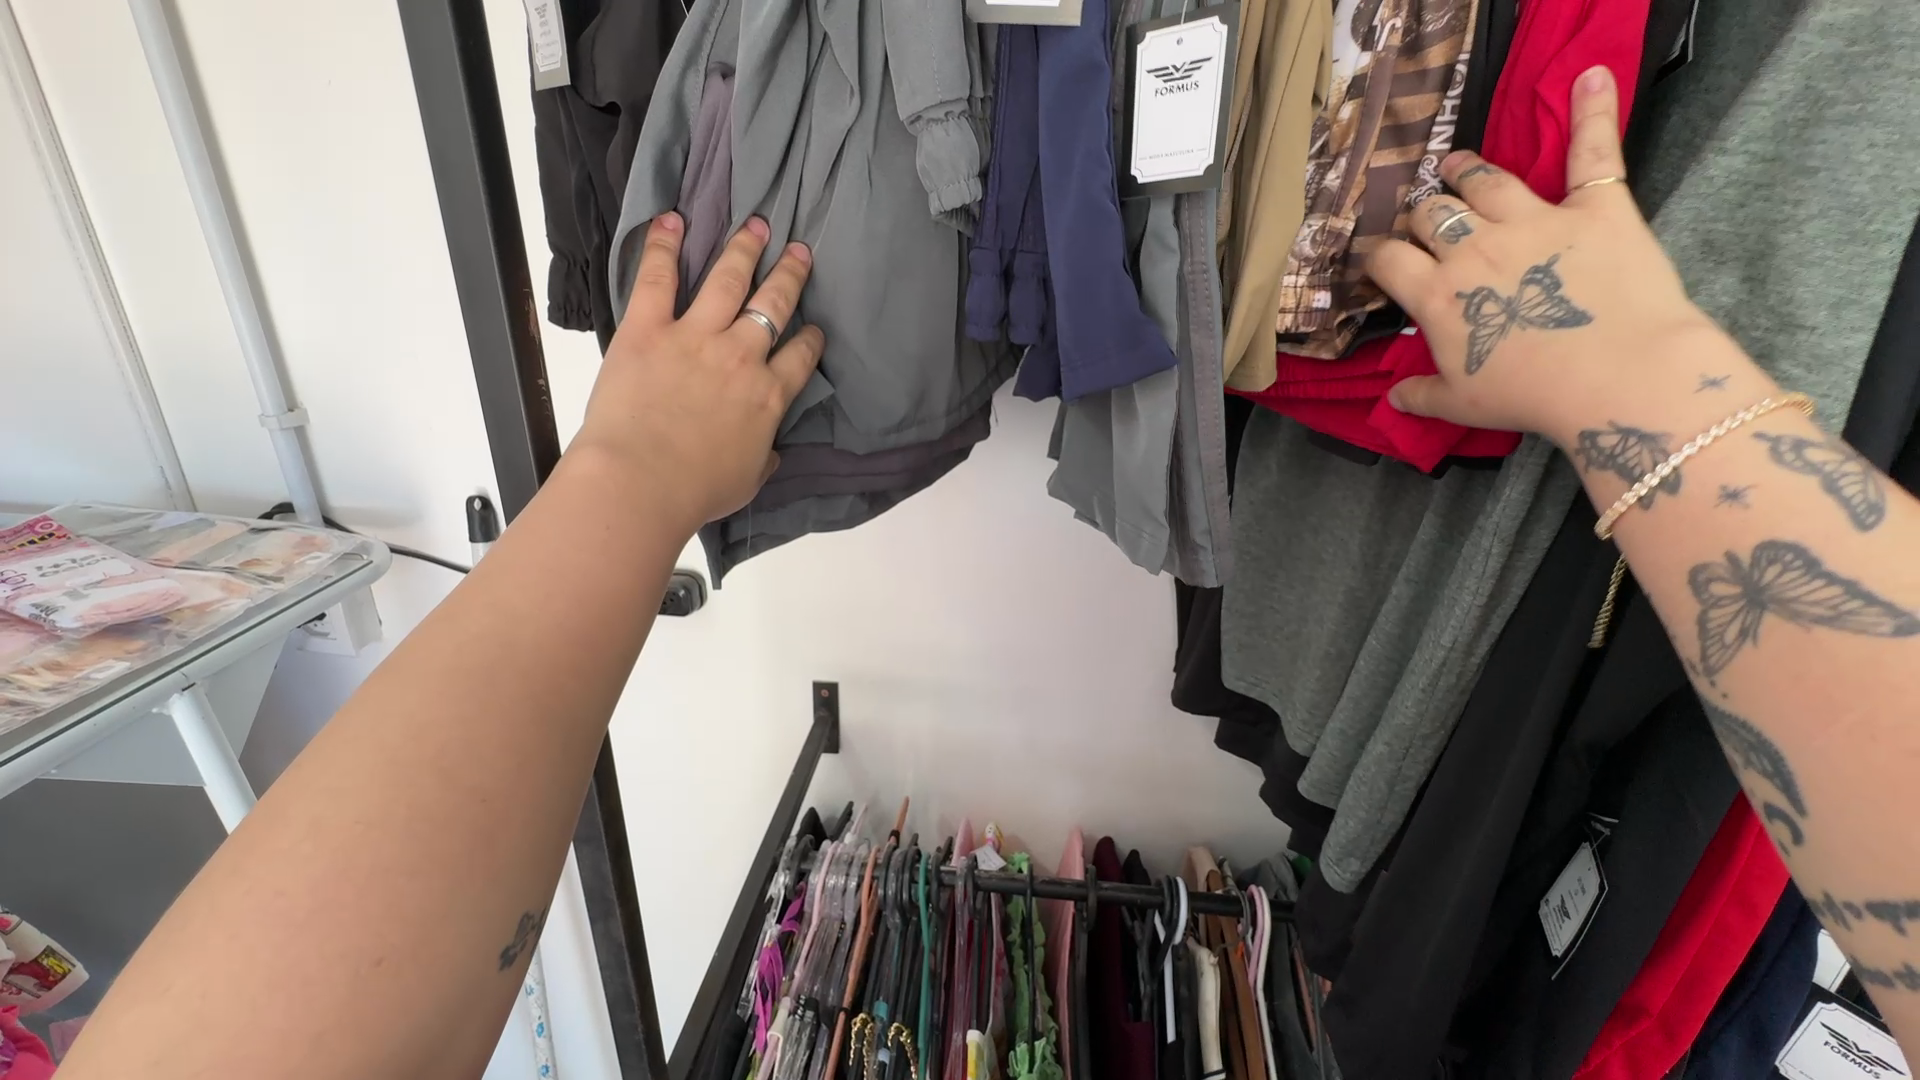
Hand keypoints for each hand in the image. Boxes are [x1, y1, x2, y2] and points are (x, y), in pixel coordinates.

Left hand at [573, 213, 824, 533]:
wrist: (641, 482)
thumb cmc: (697, 490)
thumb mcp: (748, 479)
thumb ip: (763, 458)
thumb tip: (770, 453)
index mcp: (768, 396)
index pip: (801, 357)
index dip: (811, 339)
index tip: (814, 329)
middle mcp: (741, 356)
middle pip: (774, 305)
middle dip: (791, 276)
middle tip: (800, 252)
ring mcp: (695, 336)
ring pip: (728, 280)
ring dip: (745, 250)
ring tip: (758, 226)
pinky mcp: (648, 329)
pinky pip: (658, 279)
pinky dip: (664, 247)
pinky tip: (673, 220)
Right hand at [1366, 65, 1750, 446]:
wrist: (1617, 377)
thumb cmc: (1527, 395)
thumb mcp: (1459, 404)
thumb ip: (1419, 394)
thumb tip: (1393, 397)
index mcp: (1436, 295)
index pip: (1389, 260)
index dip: (1380, 258)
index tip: (1382, 264)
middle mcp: (1474, 249)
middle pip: (1432, 214)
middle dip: (1421, 216)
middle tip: (1424, 223)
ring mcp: (1535, 222)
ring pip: (1487, 181)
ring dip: (1466, 171)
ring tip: (1455, 164)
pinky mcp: (1596, 209)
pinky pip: (1593, 151)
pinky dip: (1593, 111)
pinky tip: (1587, 78)